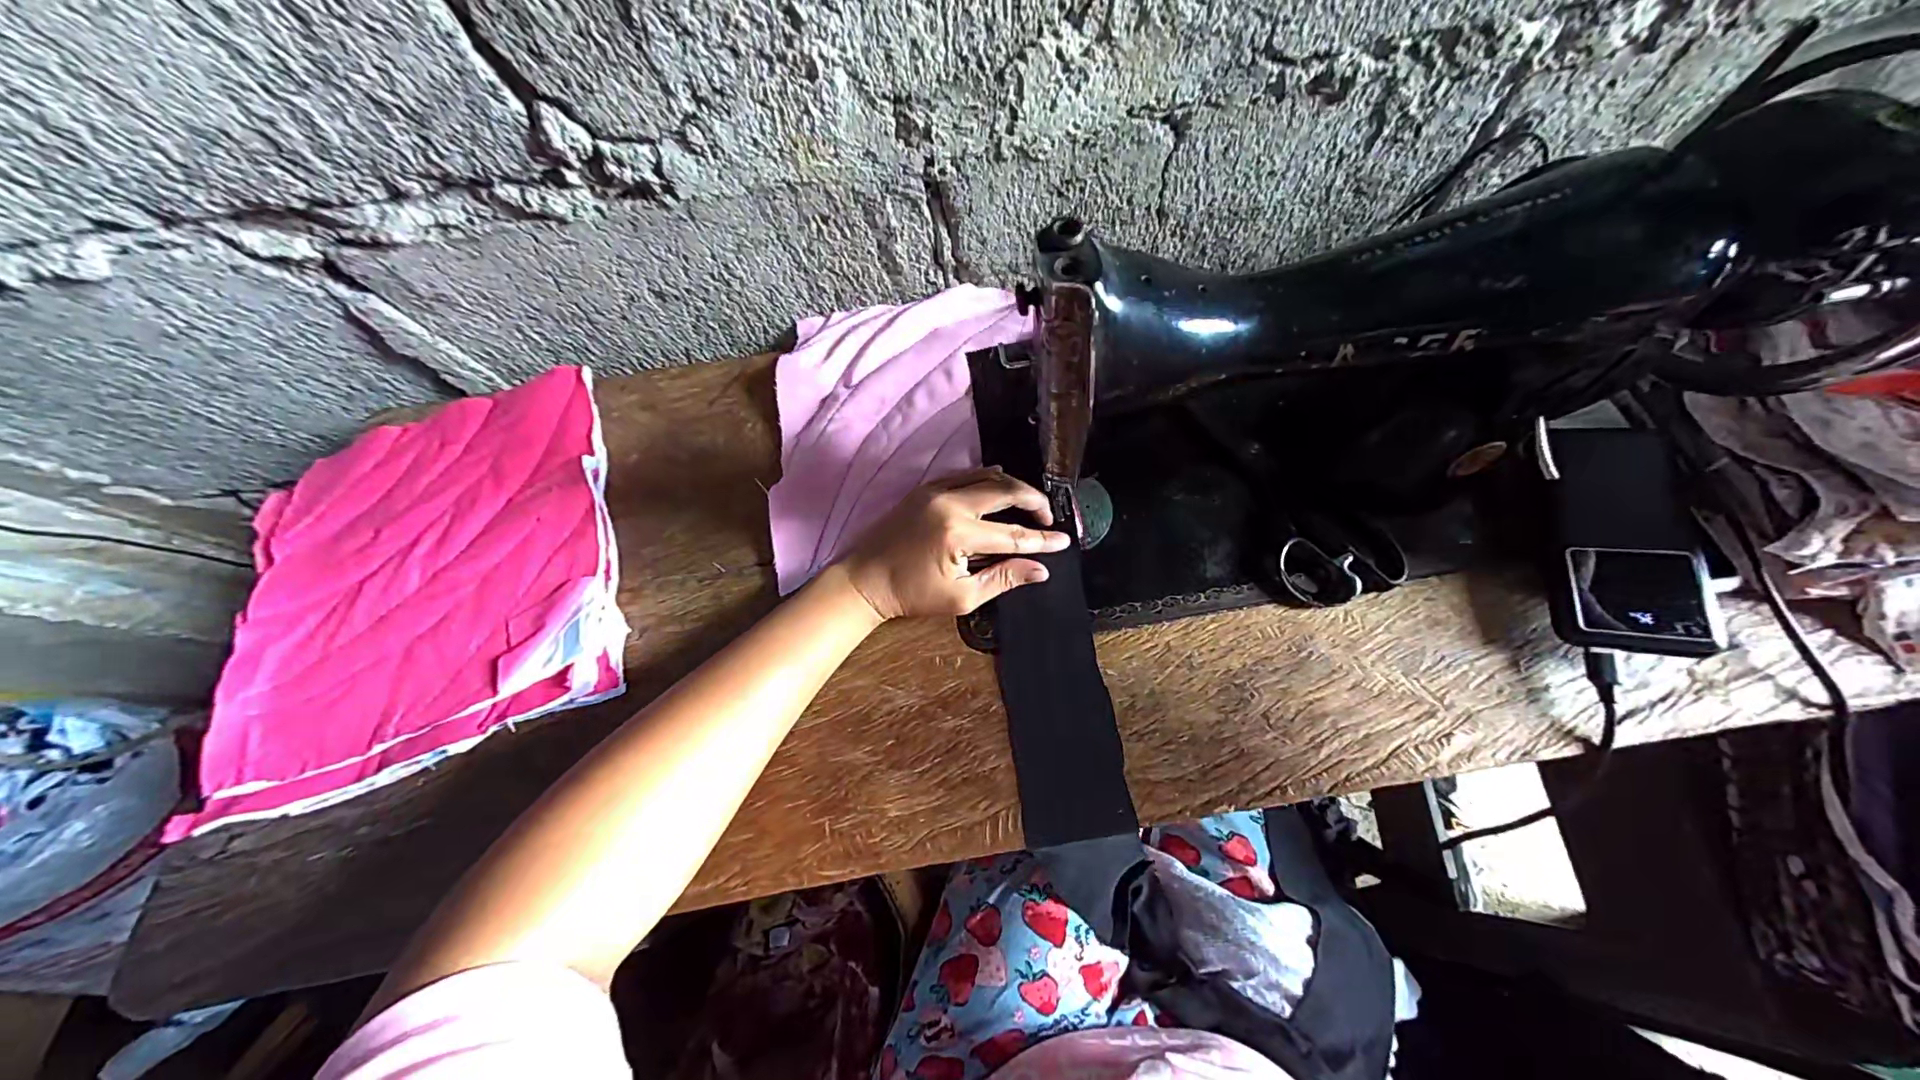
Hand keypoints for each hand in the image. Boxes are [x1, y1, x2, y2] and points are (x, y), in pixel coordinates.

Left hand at [836, 467, 1071, 619]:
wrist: (865, 580)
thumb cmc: (911, 594)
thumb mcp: (961, 597)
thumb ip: (1004, 579)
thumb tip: (1040, 570)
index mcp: (958, 534)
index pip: (1013, 534)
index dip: (1042, 539)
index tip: (1064, 541)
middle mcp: (949, 504)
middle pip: (1005, 491)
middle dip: (1034, 501)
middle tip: (1048, 516)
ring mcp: (935, 491)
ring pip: (986, 476)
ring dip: (1013, 486)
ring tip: (1030, 503)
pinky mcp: (924, 488)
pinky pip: (965, 475)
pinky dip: (987, 479)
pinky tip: (1000, 485)